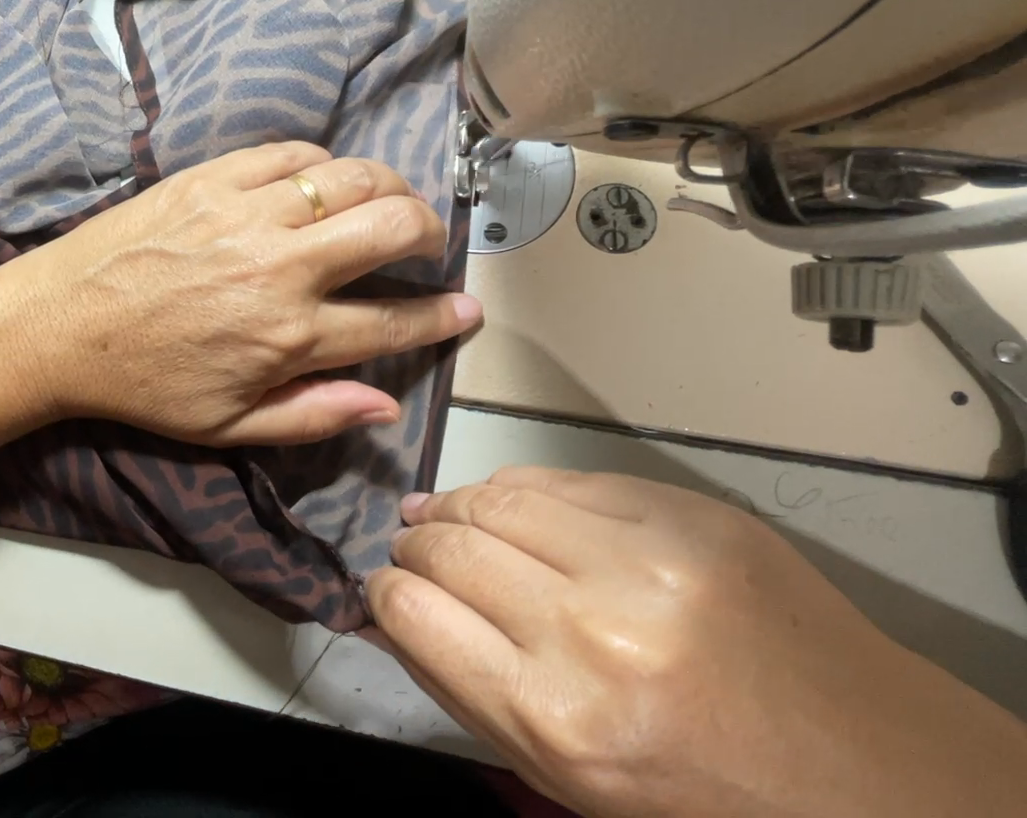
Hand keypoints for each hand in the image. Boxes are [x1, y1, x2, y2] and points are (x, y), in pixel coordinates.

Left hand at [0, 141, 479, 446]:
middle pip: (394, 226)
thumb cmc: (141, 382)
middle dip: (430, 232)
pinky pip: (290, 152)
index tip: (464, 307)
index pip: (395, 320)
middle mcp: (280, 266)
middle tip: (423, 244)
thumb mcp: (225, 425)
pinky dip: (320, 162)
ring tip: (381, 205)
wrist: (60, 325)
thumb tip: (386, 404)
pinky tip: (317, 182)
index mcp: (288, 336)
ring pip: (352, 177)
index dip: (442, 315)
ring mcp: (245, 213)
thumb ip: (311, 414)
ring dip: (386, 188)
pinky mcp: (209, 178)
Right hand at [367, 468, 1026, 817]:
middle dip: (414, 547)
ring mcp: (650, 562)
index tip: (388, 591)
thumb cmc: (704, 797)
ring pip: (493, 496)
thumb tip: (384, 612)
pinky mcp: (692, 517)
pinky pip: (561, 480)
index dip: (382, 592)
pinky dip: (520, 493)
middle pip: (444, 544)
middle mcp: (595, 631)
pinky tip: (512, 510)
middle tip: (414, 553)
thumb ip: (457, 687)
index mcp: (556, 717)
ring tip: (446, 518)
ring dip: (454, 507)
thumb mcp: (562, 775)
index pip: (407, 607)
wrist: (885, 782)